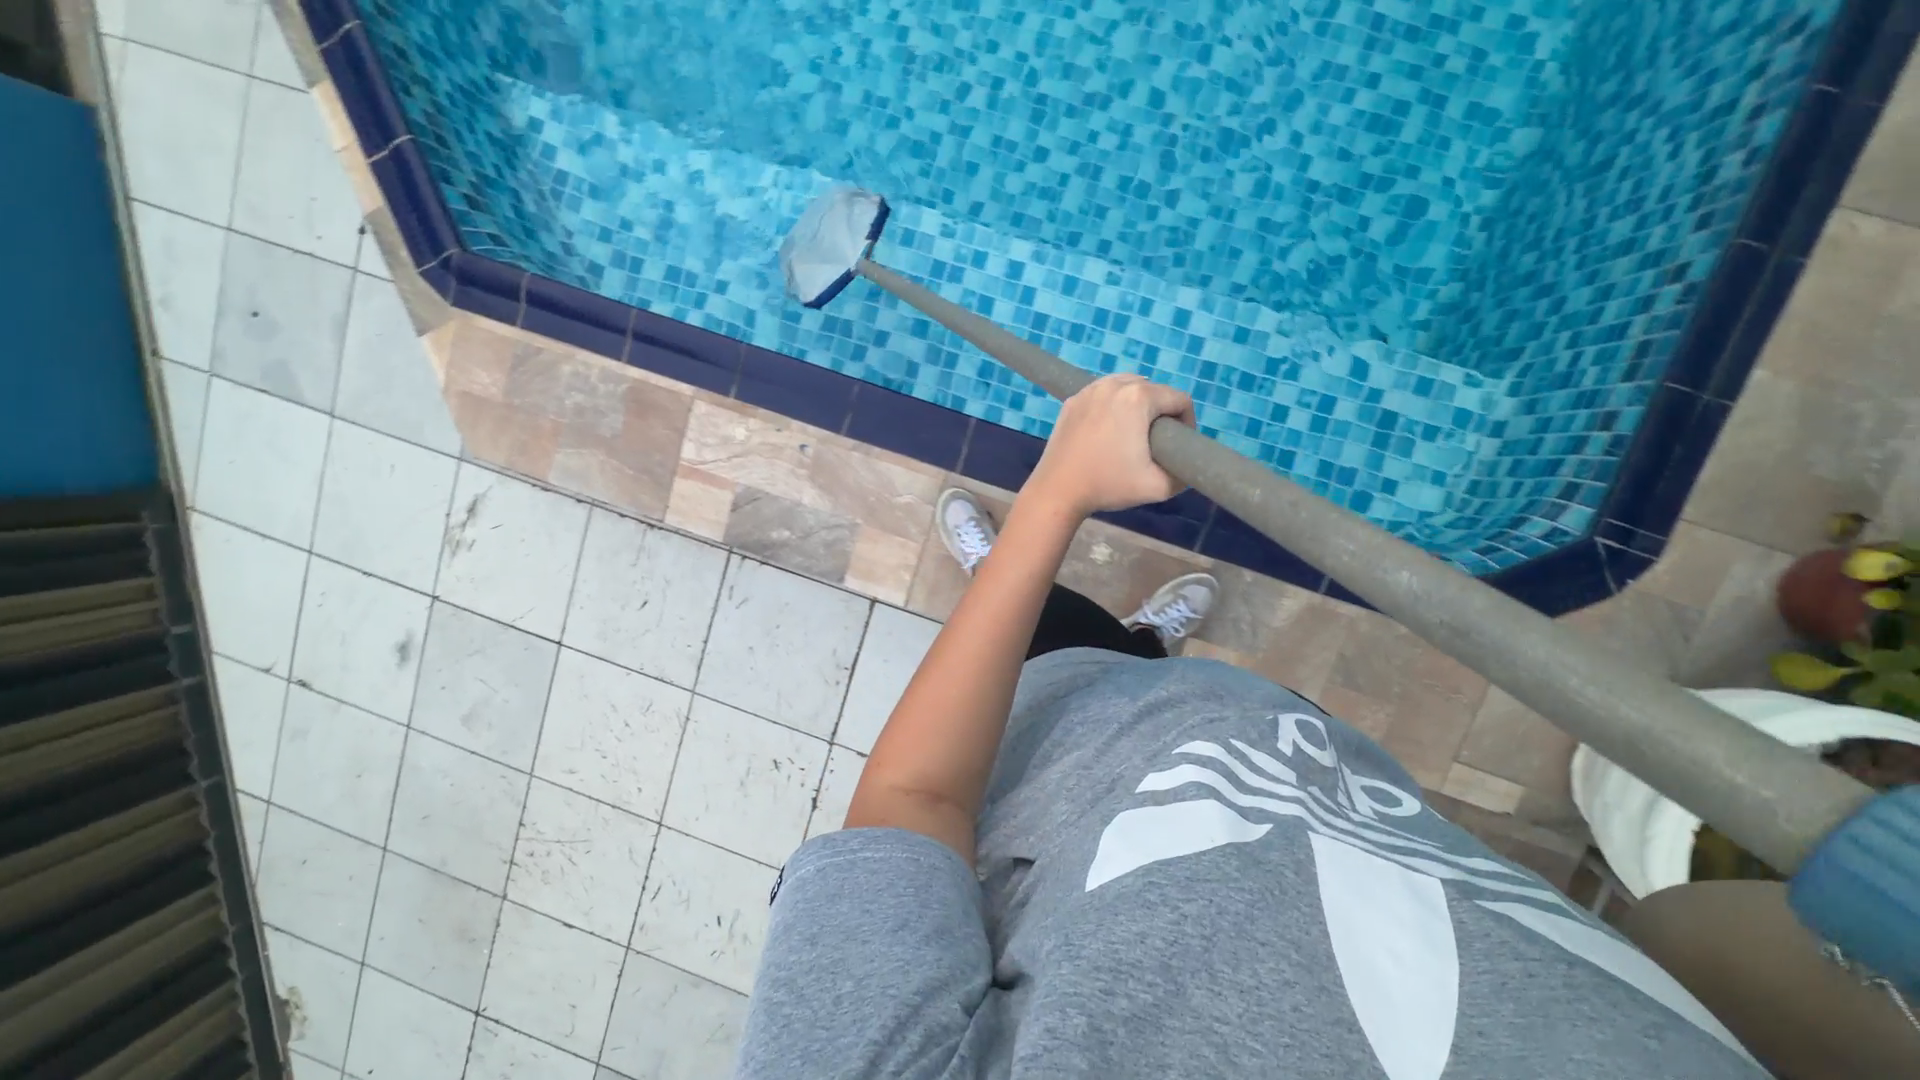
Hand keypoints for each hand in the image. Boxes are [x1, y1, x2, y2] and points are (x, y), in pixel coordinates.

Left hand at [1024, 374, 1193, 516]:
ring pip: (1127, 387)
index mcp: (1139, 397)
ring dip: (1138, 405)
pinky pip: (1103, 394)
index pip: (1180, 399)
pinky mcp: (1072, 399)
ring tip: (1133, 433)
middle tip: (1155, 442)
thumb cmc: (1108, 485)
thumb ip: (1184, 474)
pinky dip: (1112, 405)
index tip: (1178, 445)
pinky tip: (1107, 430)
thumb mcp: (1159, 487)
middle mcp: (1115, 384)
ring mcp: (1090, 389)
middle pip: (1154, 389)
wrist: (1057, 490)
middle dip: (1162, 412)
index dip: (1187, 422)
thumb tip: (1186, 466)